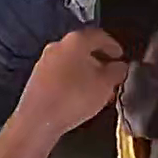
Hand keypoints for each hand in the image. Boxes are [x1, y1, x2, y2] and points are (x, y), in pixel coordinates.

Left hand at [14, 28, 128, 139]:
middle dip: (100, 61)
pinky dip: (73, 80)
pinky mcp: (37, 78)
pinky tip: (80, 95)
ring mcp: (45, 61)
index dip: (113, 46)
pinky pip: (61, 73)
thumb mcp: (106, 84)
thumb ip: (117, 71)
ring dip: (86, 72)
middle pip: (84, 48)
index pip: (100, 35)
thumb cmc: (74, 97)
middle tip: (111, 74)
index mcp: (76, 40)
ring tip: (98, 89)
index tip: (120, 56)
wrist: (37, 121)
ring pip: (72, 62)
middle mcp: (58, 45)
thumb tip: (120, 66)